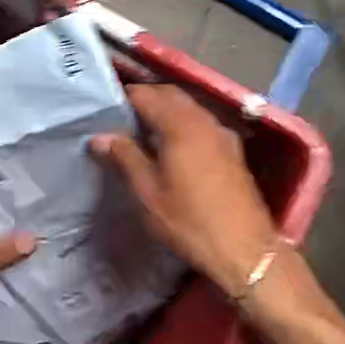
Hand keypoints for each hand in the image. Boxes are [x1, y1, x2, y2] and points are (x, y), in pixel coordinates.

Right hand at [91, 83, 280, 296]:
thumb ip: (125, 157)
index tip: (105, 110)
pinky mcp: (233, 148)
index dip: (124, 97)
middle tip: (123, 118)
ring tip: (144, 131)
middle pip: (171, 94)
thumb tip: (99, 136)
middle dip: (147, 98)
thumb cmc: (190, 221)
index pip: (146, 95)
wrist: (245, 248)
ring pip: (189, 106)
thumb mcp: (148, 193)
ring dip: (167, 109)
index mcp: (180, 125)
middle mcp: (204, 120)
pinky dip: (184, 122)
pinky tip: (174, 146)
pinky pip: (202, 122)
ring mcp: (222, 132)